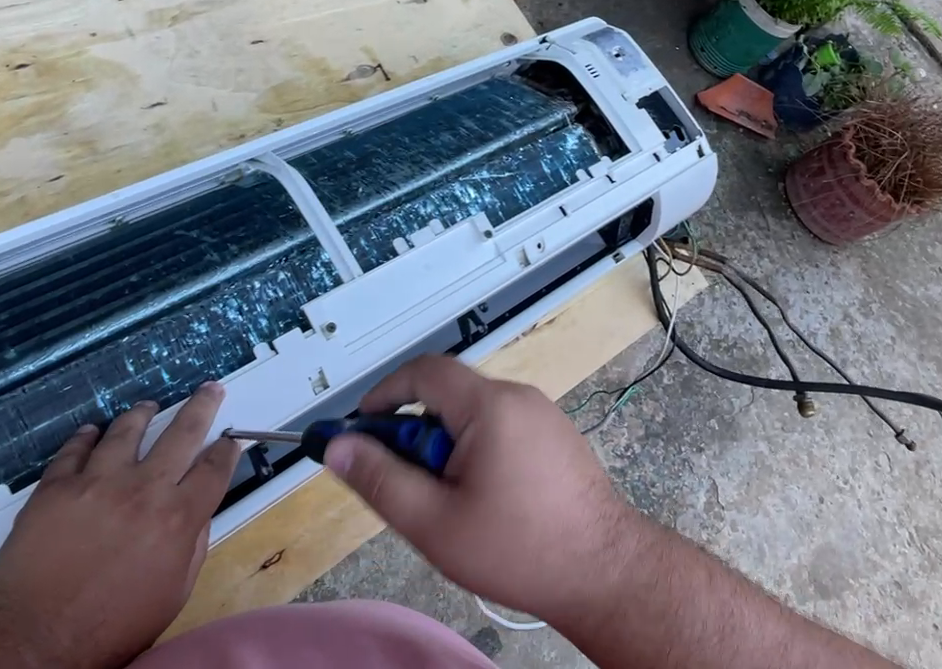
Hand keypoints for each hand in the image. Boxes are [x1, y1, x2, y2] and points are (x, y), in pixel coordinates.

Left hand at [0, 382, 241, 668]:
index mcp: (179, 517)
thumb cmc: (109, 629)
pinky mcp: (55, 489)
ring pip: (127, 430)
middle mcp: (144, 489)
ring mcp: (97, 483)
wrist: (32, 645)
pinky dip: (85, 437)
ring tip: (147, 407)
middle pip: (183, 432)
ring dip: (142, 414)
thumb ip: (193, 547)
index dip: (226, 448)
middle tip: (209, 390)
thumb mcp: (172, 595)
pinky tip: (91, 432)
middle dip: (202, 406)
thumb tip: (199, 513)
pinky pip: (73, 450)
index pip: (214, 467)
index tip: (229, 438)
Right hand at [323, 356, 644, 623]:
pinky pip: (502, 427)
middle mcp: (518, 396)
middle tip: (405, 483)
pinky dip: (476, 449)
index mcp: (489, 404)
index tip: (359, 429)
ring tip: (446, 502)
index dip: (384, 393)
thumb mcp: (433, 521)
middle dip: (416, 431)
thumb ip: (380, 478)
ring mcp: (543, 413)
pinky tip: (483, 500)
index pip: (424, 370)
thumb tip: (337, 445)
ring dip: (446, 445)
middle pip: (450, 394)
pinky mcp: (556, 435)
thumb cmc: (515, 547)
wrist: (603, 570)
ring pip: (475, 414)